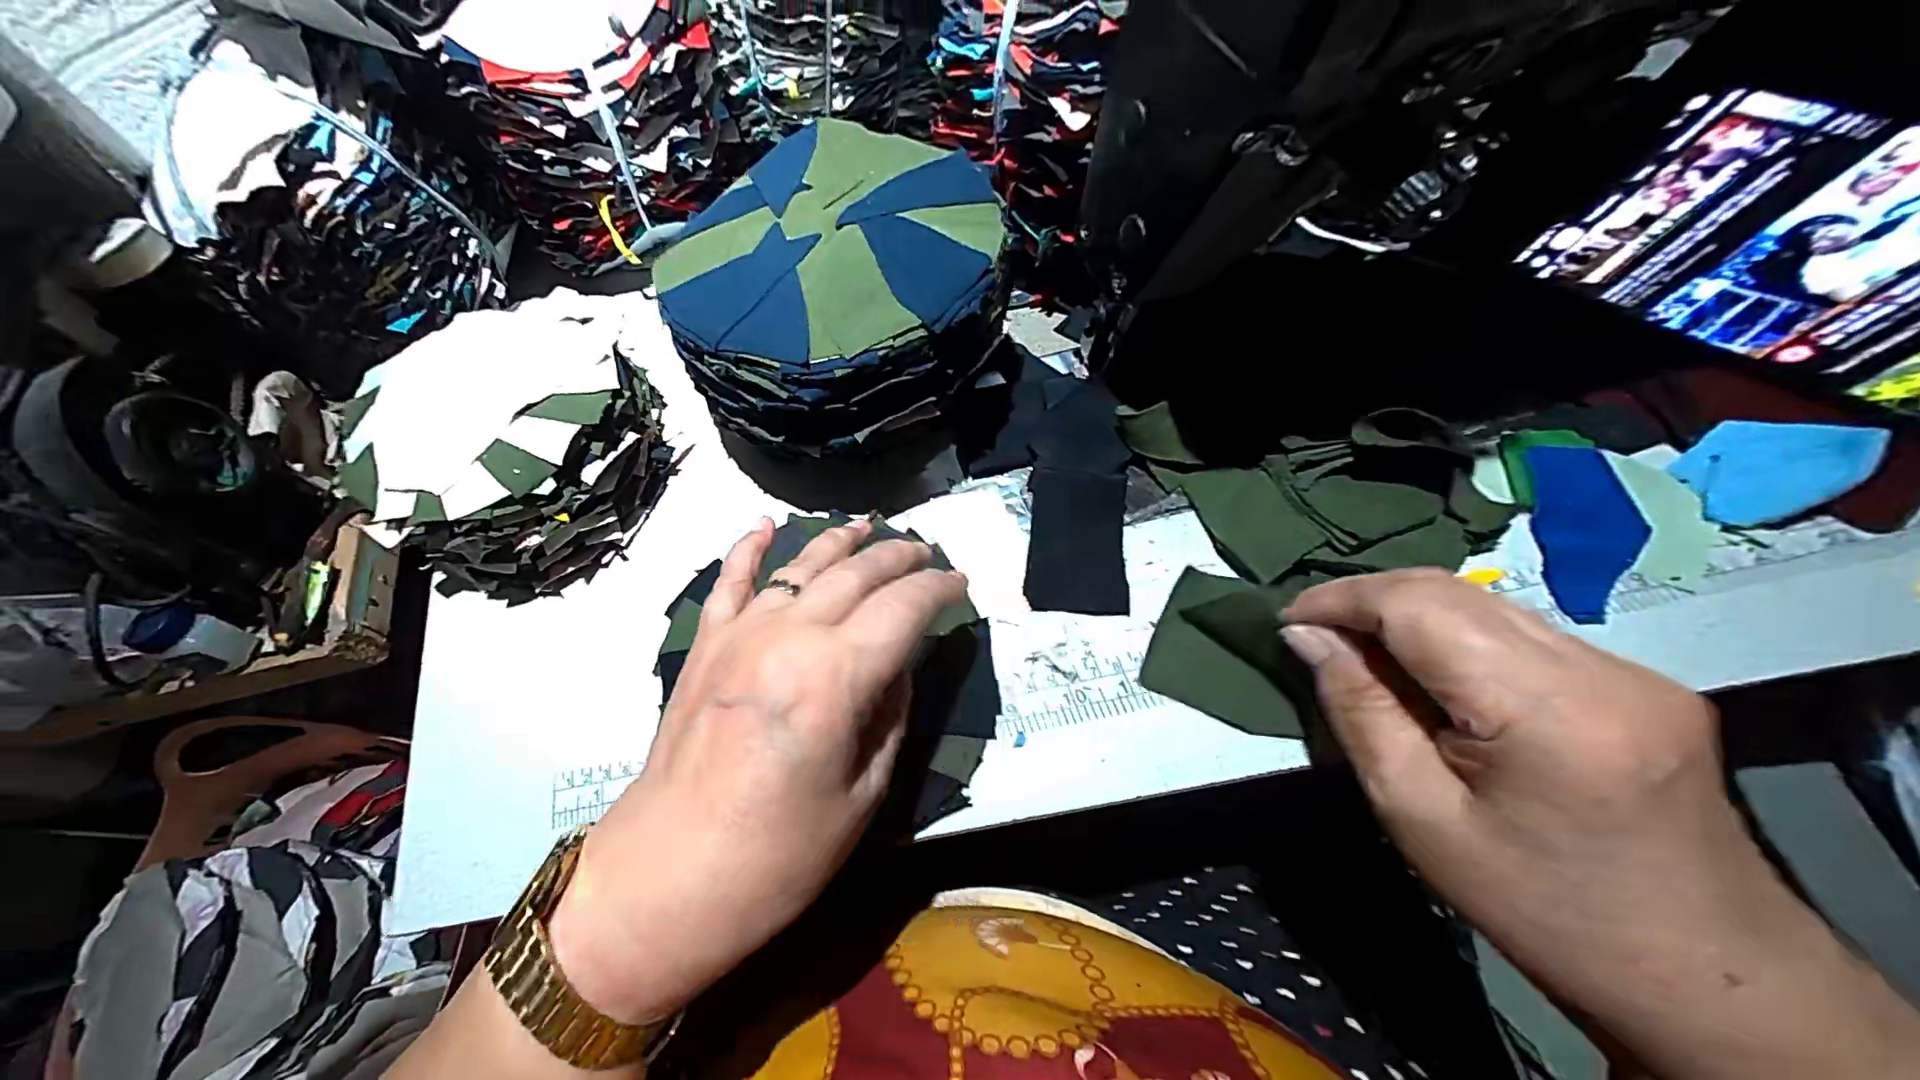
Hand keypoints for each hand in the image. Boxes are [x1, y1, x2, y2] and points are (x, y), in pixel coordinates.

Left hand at [548, 518, 965, 1023]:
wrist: (666, 877)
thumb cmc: (778, 856)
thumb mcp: (864, 794)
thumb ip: (890, 714)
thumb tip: (898, 666)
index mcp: (835, 677)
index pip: (903, 607)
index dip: (938, 589)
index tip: (959, 582)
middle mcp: (788, 637)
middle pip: (857, 574)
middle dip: (899, 557)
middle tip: (927, 553)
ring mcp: (740, 635)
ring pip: (800, 566)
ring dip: (840, 541)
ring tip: (869, 525)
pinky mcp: (705, 646)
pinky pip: (730, 582)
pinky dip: (749, 549)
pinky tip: (765, 527)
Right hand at [1281, 569, 1919, 1079]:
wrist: (1707, 980)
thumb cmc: (1539, 909)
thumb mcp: (1416, 814)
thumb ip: (1358, 708)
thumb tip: (1307, 636)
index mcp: (1550, 711)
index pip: (1420, 605)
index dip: (1342, 598)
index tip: (1288, 620)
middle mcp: (1602, 670)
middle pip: (1454, 592)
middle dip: (1368, 600)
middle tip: (1313, 633)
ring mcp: (1633, 671)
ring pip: (1486, 604)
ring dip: (1408, 615)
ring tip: (1358, 650)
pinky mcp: (1641, 683)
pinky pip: (1520, 632)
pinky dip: (1454, 637)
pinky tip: (1427, 674)